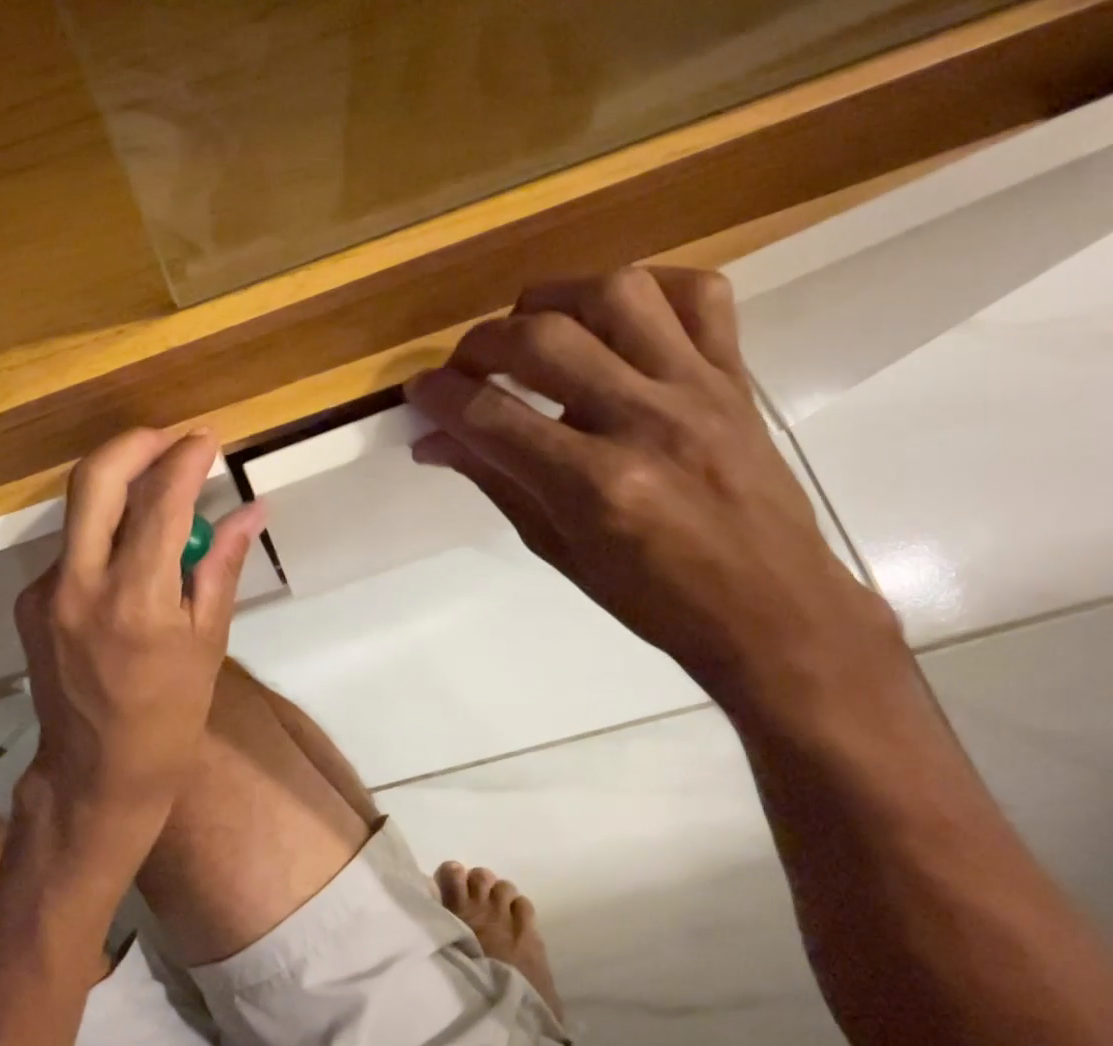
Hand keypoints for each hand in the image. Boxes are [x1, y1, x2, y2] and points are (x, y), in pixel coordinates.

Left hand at [15, 429, 265, 812]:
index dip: (185, 459)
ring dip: (119, 492)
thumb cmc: (169, 716)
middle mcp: (79, 584)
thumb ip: (220, 565)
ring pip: (78, 512)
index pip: (160, 502)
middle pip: (93, 479)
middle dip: (134, 445)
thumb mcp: (207, 641)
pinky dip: (103, 539)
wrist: (94, 772)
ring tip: (159, 502)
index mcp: (136, 599)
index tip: (206, 439)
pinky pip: (70, 550)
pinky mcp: (27, 603)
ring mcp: (44, 592)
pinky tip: (128, 562)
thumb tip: (250, 509)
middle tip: (168, 440)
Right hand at [405, 267, 899, 699]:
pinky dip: (648, 289)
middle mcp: (645, 422)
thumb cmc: (653, 598)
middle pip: (541, 340)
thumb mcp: (555, 547)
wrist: (772, 610)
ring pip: (616, 294)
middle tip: (466, 369)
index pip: (490, 415)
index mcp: (594, 484)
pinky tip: (614, 319)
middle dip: (481, 344)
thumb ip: (493, 479)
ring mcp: (698, 390)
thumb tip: (432, 439)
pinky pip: (699, 294)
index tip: (418, 392)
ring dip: (554, 300)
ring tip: (533, 330)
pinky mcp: (737, 376)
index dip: (439, 396)